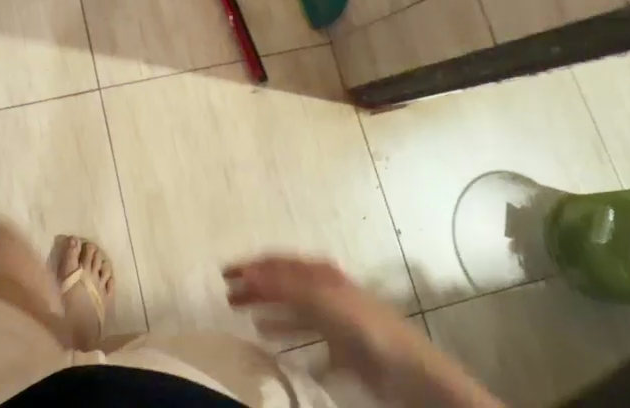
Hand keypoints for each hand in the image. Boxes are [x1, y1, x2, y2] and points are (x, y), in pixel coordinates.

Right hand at [223, 256, 416, 376]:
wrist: (405, 367)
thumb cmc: (362, 325)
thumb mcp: (320, 298)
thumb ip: (284, 284)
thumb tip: (248, 269)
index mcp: (320, 272)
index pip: (278, 262)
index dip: (252, 265)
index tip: (225, 272)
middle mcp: (324, 288)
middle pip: (282, 282)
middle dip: (254, 285)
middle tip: (227, 294)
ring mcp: (331, 315)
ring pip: (289, 306)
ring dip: (265, 305)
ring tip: (240, 311)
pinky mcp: (337, 342)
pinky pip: (303, 331)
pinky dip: (284, 330)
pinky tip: (268, 338)